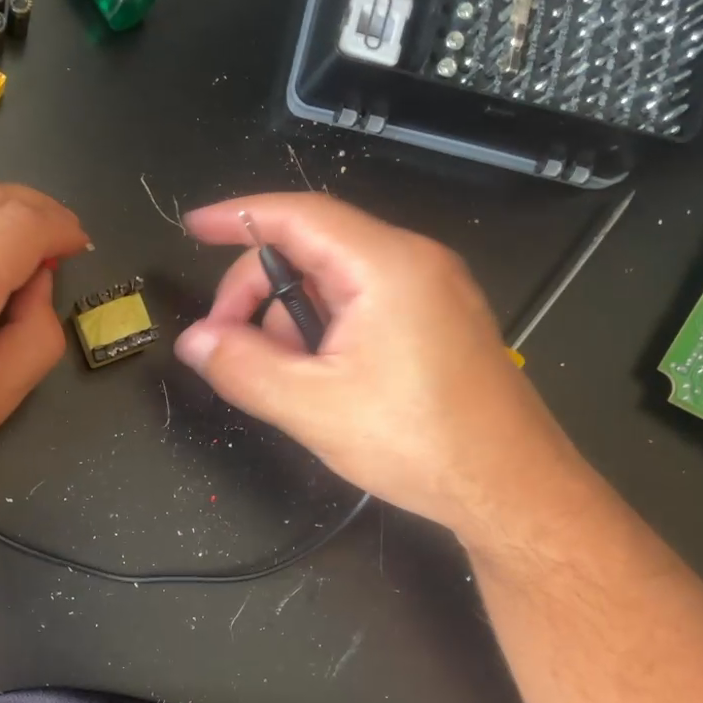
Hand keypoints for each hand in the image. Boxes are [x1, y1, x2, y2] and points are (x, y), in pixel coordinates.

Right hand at [175, 193, 587, 537]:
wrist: (508, 487)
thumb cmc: (419, 442)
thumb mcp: (310, 407)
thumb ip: (241, 367)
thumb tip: (194, 340)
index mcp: (386, 268)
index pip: (299, 216)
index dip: (239, 215)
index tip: (195, 226)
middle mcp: (412, 264)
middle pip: (309, 250)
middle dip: (255, 292)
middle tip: (223, 345)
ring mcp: (428, 292)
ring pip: (329, 284)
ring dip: (286, 322)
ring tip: (284, 380)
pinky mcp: (432, 322)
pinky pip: (357, 307)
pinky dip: (318, 333)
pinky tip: (315, 381)